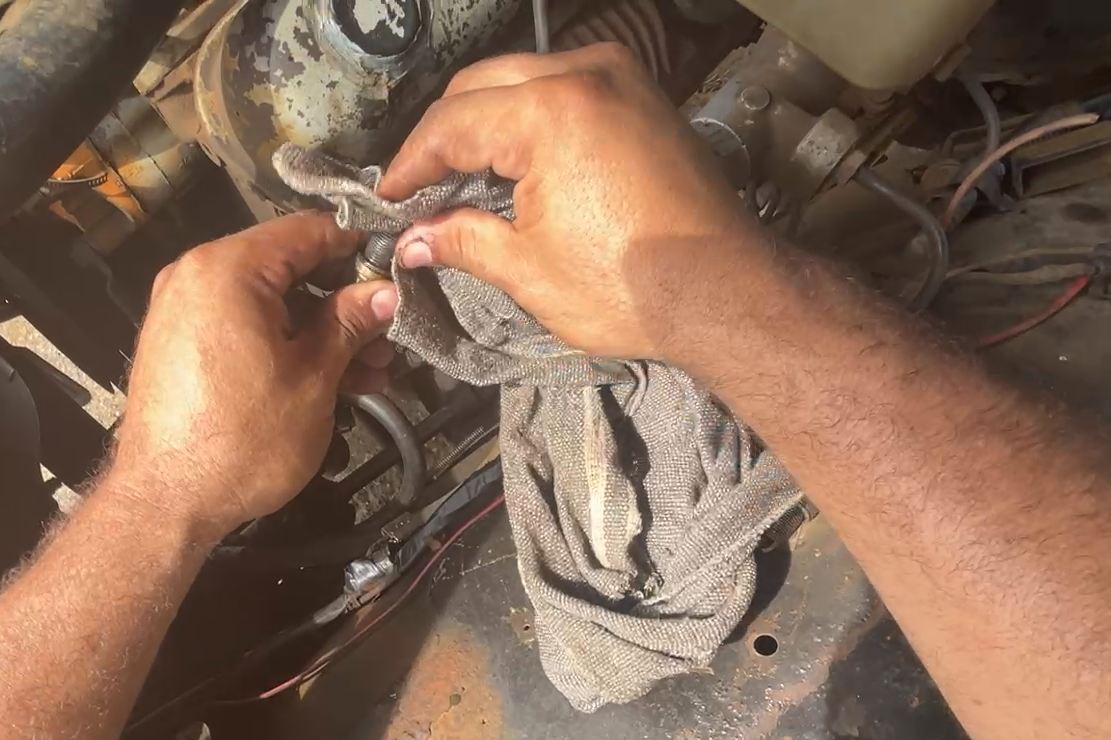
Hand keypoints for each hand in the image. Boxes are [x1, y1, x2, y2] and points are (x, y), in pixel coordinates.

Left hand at [107, 213, 397, 538]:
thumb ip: (350, 325)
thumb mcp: (312, 379)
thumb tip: (383, 295)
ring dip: (321, 334)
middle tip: (386, 340)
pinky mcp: (183, 347)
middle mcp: (198, 278)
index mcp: (229, 269)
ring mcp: (185, 313)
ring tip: (367, 372)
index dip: (357, 249)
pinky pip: (244, 330)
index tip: (392, 272)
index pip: (306, 230)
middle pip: (289, 270)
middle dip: (344, 305)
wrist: (168, 501)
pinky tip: (326, 380)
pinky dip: (285, 347)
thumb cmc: (240, 443)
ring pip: (270, 306)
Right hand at [379, 45, 752, 360]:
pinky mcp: (641, 100)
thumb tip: (414, 240)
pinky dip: (527, 121)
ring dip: (483, 124)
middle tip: (417, 189)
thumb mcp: (528, 270)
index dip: (410, 164)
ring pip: (522, 81)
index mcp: (550, 112)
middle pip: (481, 87)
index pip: (451, 124)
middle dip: (441, 137)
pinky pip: (563, 91)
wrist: (723, 292)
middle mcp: (586, 75)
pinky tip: (512, 166)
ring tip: (459, 180)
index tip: (387, 196)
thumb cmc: (633, 287)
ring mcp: (621, 81)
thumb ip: (462, 241)